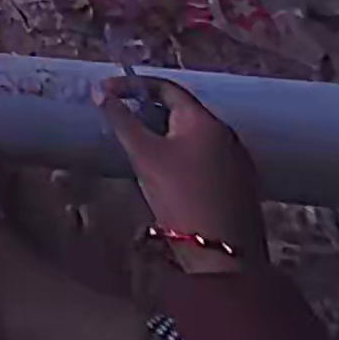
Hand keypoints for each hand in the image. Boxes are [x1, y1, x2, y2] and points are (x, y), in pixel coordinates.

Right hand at [95, 76, 267, 272]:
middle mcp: (227, 135)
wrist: (222, 255)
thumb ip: (120, 117)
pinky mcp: (238, 184)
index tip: (104, 92)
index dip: (131, 84)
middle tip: (117, 116)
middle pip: (179, 109)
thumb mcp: (142, 151)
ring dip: (159, 129)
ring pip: (190, 132)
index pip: (166, 87)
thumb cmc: (178, 193)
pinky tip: (160, 165)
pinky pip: (201, 152)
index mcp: (205, 122)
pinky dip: (176, 148)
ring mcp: (237, 161)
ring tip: (134, 141)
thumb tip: (100, 92)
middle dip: (144, 108)